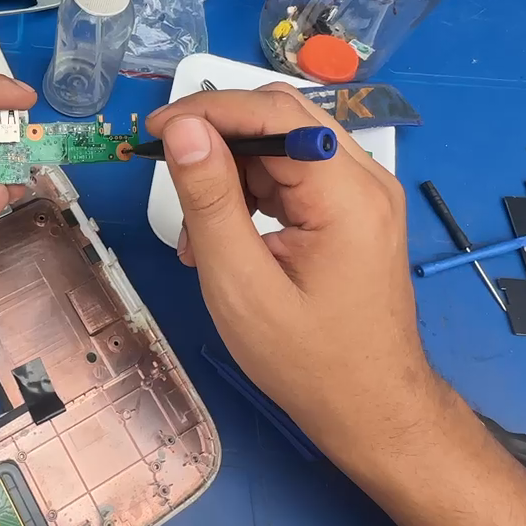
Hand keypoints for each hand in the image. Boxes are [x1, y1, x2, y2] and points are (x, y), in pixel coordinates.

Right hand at [148, 85, 442, 463]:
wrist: (372, 413)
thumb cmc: (306, 360)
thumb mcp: (240, 282)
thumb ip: (209, 200)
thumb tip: (182, 129)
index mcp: (347, 192)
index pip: (273, 115)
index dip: (207, 111)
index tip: (152, 132)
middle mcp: (365, 178)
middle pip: (282, 118)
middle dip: (217, 134)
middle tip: (166, 164)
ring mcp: (362, 194)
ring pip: (283, 145)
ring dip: (230, 170)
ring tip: (196, 230)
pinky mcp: (350, 212)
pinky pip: (292, 176)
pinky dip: (249, 193)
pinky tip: (223, 236)